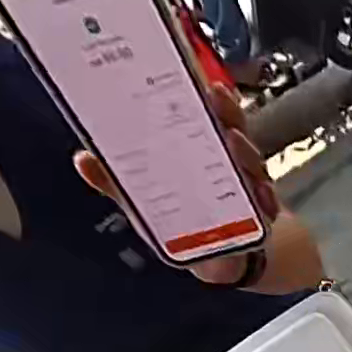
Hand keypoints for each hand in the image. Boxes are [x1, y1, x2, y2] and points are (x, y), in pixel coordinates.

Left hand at [73, 82, 281, 285]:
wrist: (231, 262)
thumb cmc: (186, 233)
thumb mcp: (148, 211)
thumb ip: (121, 187)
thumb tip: (84, 160)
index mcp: (192, 154)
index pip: (199, 115)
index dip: (204, 98)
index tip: (207, 88)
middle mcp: (221, 162)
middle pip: (229, 129)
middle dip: (229, 117)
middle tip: (222, 107)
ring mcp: (244, 184)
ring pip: (250, 159)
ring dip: (248, 154)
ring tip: (240, 152)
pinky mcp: (261, 208)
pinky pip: (267, 199)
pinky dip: (266, 199)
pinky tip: (264, 201)